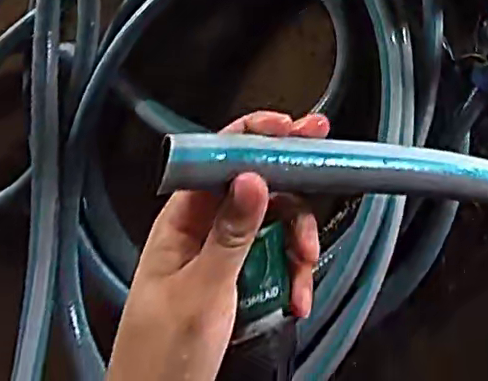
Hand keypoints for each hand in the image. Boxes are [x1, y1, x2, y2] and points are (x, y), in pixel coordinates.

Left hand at [108, 111, 328, 380]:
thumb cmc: (160, 361)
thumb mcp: (199, 295)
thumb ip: (230, 235)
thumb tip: (254, 176)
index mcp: (184, 217)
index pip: (222, 156)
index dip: (259, 135)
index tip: (294, 130)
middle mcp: (208, 225)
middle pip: (261, 182)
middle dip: (294, 183)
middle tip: (326, 164)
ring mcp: (229, 250)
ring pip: (278, 219)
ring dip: (300, 238)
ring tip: (306, 268)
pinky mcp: (246, 276)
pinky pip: (281, 256)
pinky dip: (296, 272)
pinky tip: (298, 297)